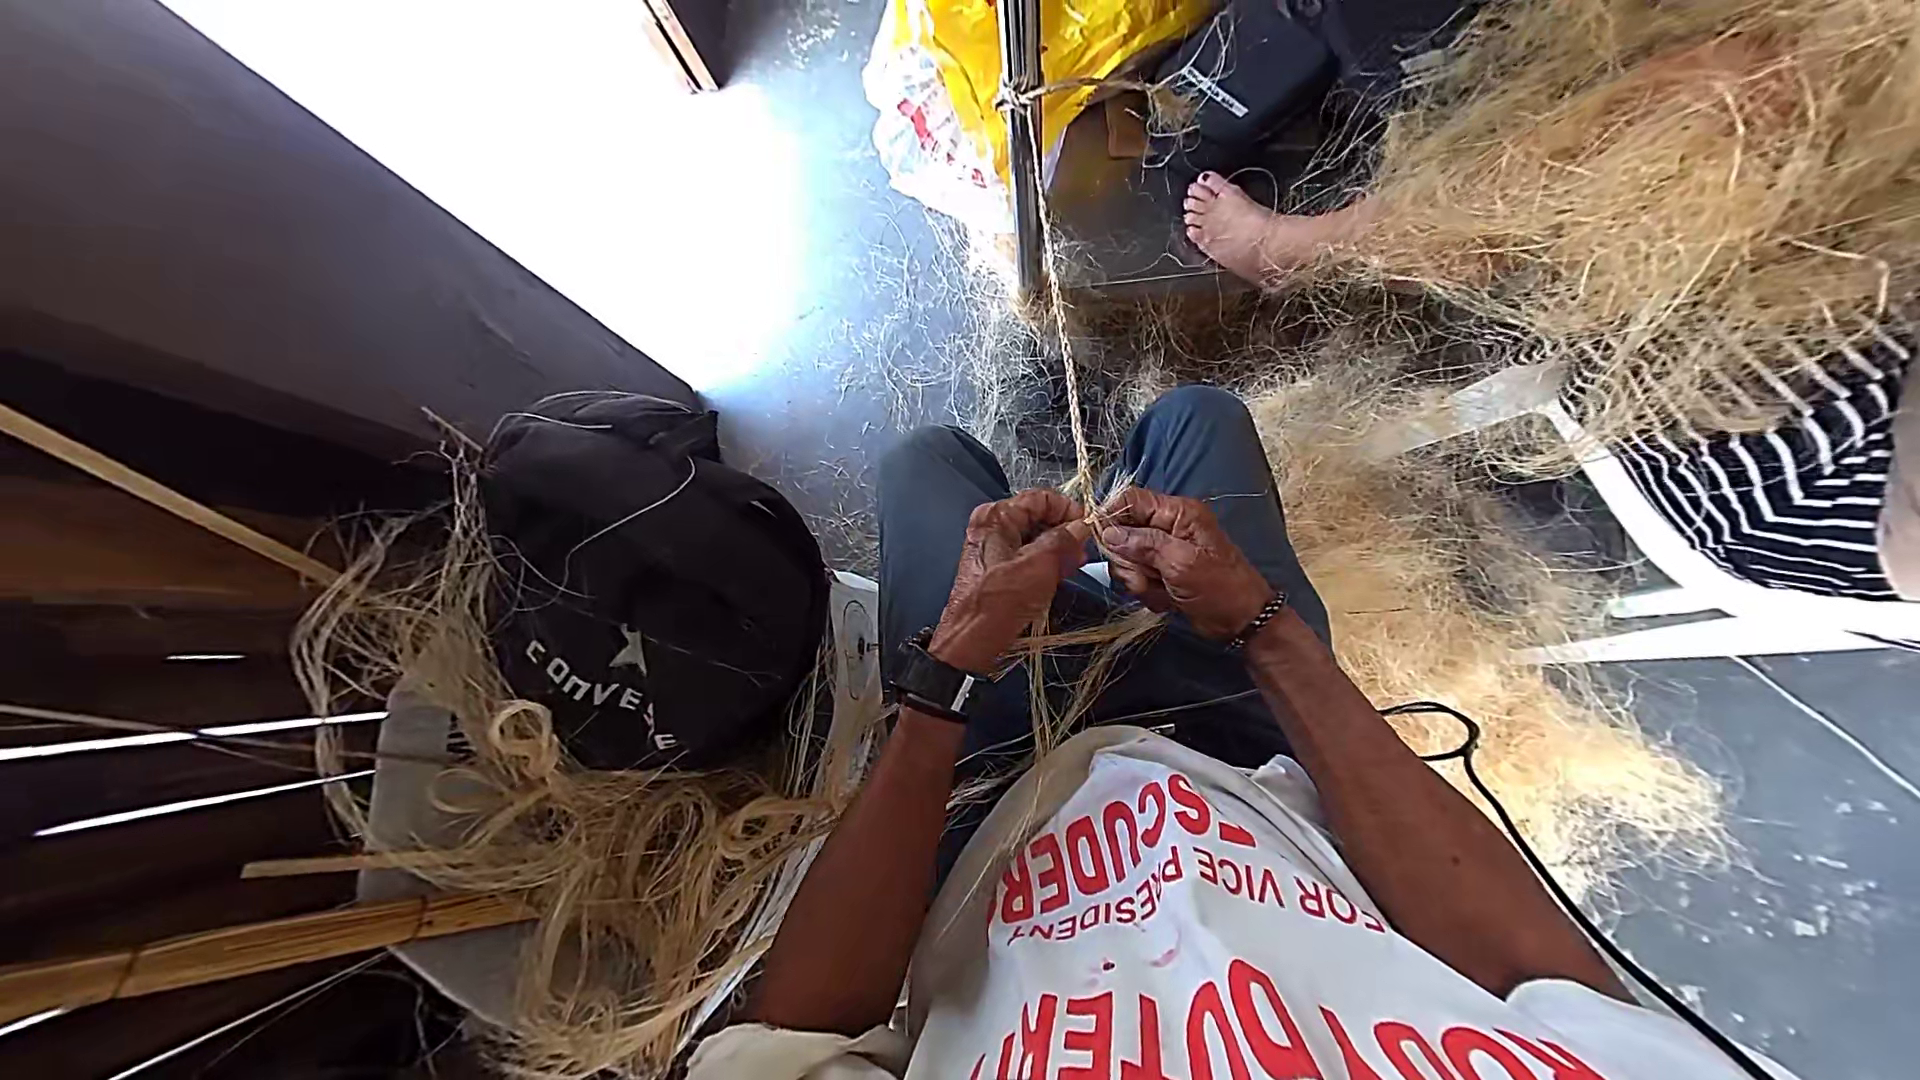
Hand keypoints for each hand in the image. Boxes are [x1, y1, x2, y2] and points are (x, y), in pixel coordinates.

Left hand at [930, 490, 1093, 671]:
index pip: (1041, 497)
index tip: (1087, 526)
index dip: (1069, 509)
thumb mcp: (1039, 567)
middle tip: (1082, 550)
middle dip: (1065, 532)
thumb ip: (1063, 540)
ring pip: (1036, 538)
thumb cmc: (994, 606)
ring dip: (1058, 549)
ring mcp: (993, 549)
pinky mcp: (998, 569)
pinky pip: (1028, 556)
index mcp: (996, 518)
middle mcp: (991, 528)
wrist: (970, 642)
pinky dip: (1046, 562)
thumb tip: (1080, 526)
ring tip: (1073, 565)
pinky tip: (1058, 575)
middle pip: (1039, 516)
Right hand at [1099, 487, 1273, 640]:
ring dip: (1136, 578)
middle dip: (1128, 559)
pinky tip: (1164, 597)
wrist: (1241, 622)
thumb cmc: (1221, 588)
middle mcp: (1167, 526)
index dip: (1111, 516)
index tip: (1104, 541)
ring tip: (1159, 588)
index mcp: (1177, 513)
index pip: (1130, 499)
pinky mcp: (1159, 571)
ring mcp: (1162, 550)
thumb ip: (1143, 543)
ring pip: (1125, 557)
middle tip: (1147, 575)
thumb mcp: (1181, 562)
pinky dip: (1145, 590)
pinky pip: (1134, 576)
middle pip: (1122, 531)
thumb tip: (1108, 532)